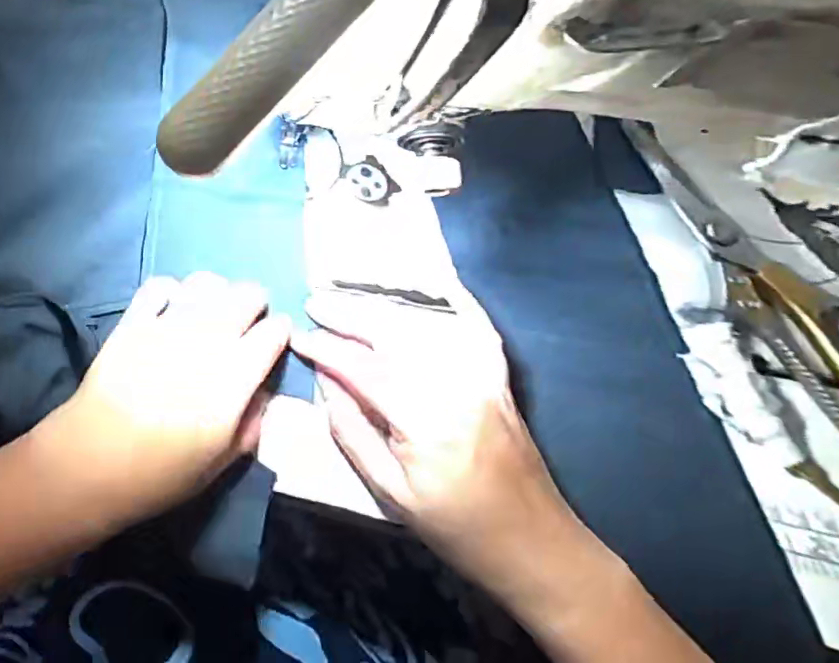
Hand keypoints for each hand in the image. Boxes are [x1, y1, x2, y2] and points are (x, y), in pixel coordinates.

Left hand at [28, 273, 289, 528]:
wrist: (96, 456)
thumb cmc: (163, 471)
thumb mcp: (224, 460)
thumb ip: (253, 420)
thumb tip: (263, 387)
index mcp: (234, 379)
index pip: (272, 333)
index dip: (280, 331)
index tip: (277, 336)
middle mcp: (204, 341)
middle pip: (243, 296)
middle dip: (255, 302)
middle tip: (250, 317)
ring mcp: (164, 325)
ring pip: (204, 283)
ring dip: (217, 291)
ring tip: (214, 308)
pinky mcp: (131, 320)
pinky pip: (158, 286)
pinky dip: (172, 289)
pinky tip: (173, 306)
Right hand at [291, 289, 586, 600]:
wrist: (542, 552)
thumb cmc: (458, 529)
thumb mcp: (391, 492)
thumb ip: (353, 432)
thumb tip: (326, 384)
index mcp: (425, 423)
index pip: (362, 369)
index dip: (325, 350)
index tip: (296, 338)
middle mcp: (455, 392)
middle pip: (391, 337)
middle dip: (346, 317)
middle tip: (313, 304)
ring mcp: (482, 383)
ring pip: (425, 330)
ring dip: (381, 309)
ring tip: (347, 298)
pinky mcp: (497, 384)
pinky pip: (476, 334)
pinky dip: (457, 307)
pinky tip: (439, 288)